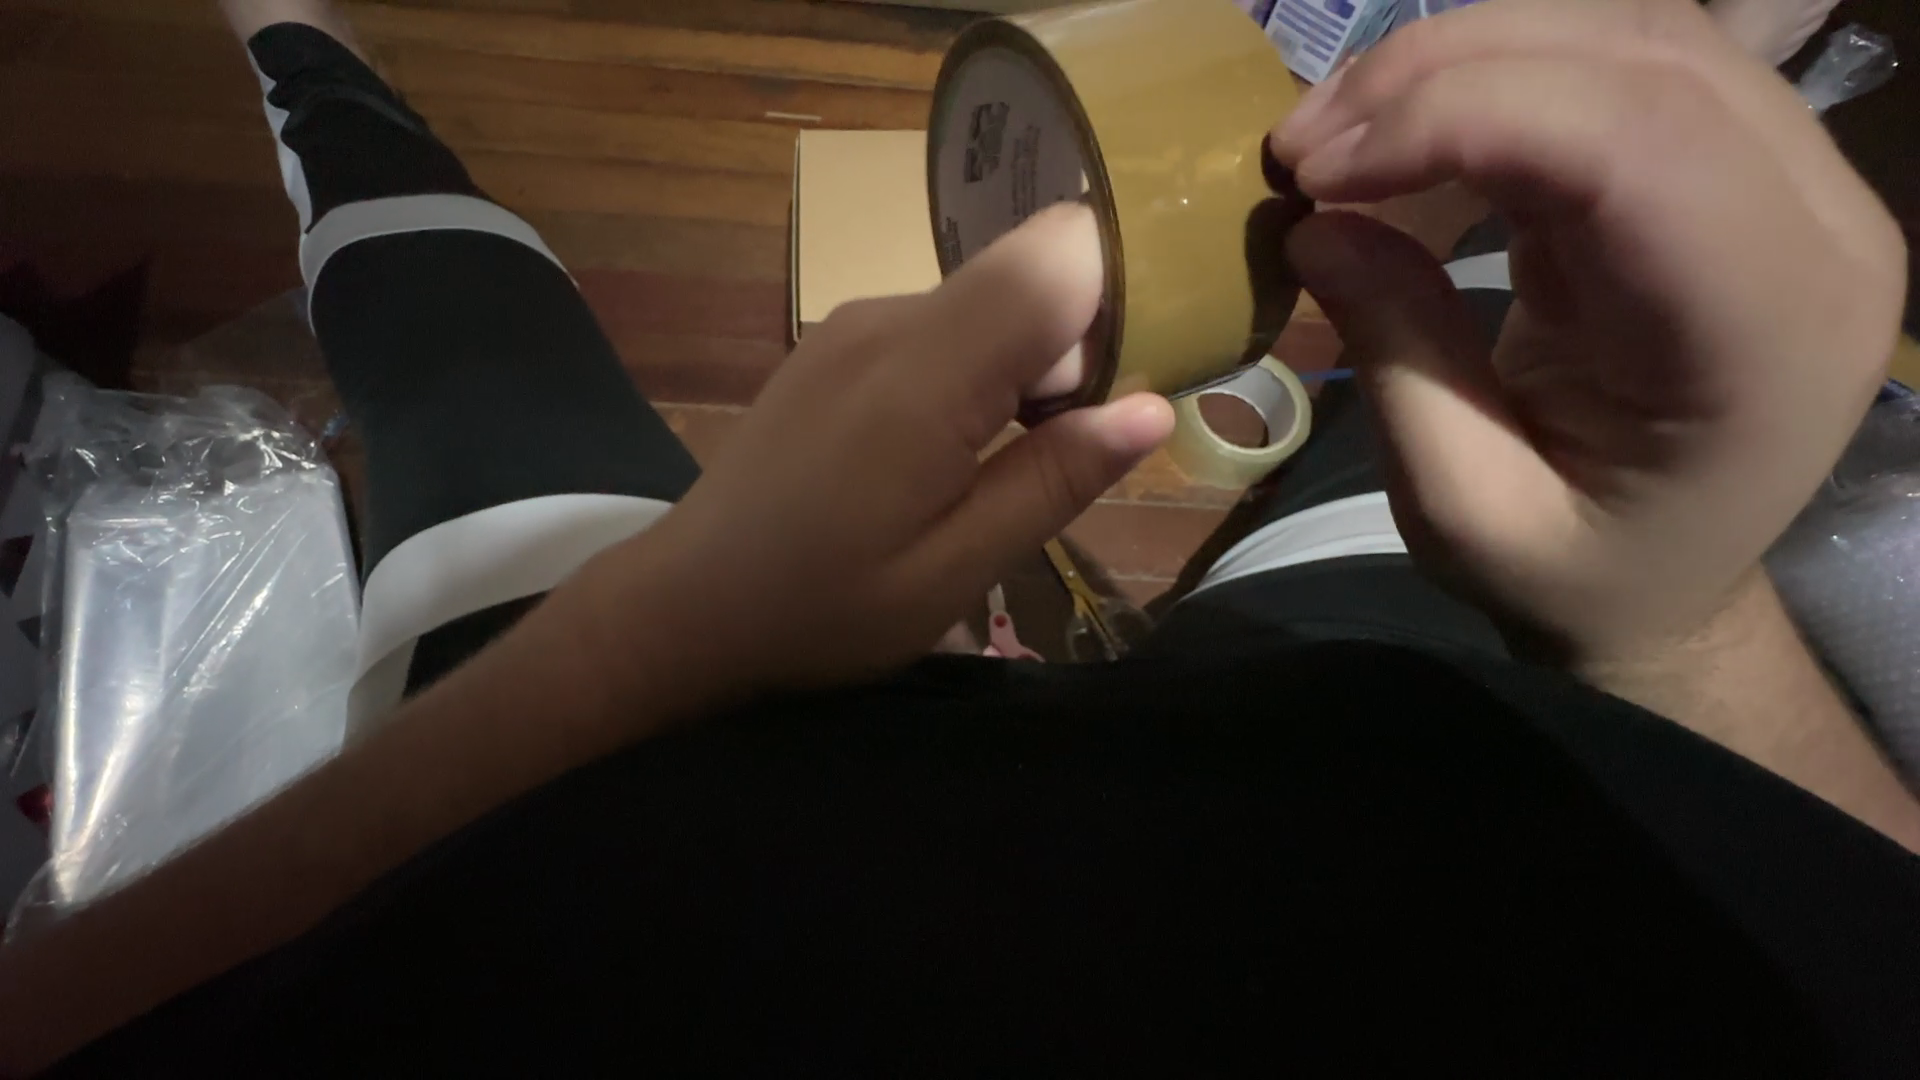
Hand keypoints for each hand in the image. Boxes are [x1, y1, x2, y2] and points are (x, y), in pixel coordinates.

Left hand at [575, 204, 1172, 695]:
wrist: (690, 602)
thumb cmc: (824, 607)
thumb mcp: (954, 570)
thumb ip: (1053, 482)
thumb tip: (1151, 410)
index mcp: (924, 374)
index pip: (1061, 256)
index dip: (1118, 308)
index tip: (1116, 401)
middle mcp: (888, 317)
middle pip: (1031, 274)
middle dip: (1072, 356)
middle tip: (1049, 462)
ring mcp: (854, 321)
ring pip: (989, 301)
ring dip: (1022, 372)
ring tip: (989, 470)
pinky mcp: (838, 340)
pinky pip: (942, 326)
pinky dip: (975, 373)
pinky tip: (940, 452)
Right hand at [1268, 0, 1905, 666]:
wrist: (1658, 588)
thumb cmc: (1563, 573)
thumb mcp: (1455, 501)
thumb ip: (1397, 356)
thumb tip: (1314, 229)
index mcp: (1756, 328)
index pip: (1630, 144)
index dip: (1455, 125)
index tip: (1312, 178)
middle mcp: (1806, 222)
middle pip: (1635, 57)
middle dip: (1438, 77)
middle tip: (1298, 145)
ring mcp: (1775, 187)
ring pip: (1621, 39)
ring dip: (1452, 65)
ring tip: (1328, 133)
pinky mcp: (1709, 183)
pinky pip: (1601, 83)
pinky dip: (1479, 91)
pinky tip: (1394, 138)